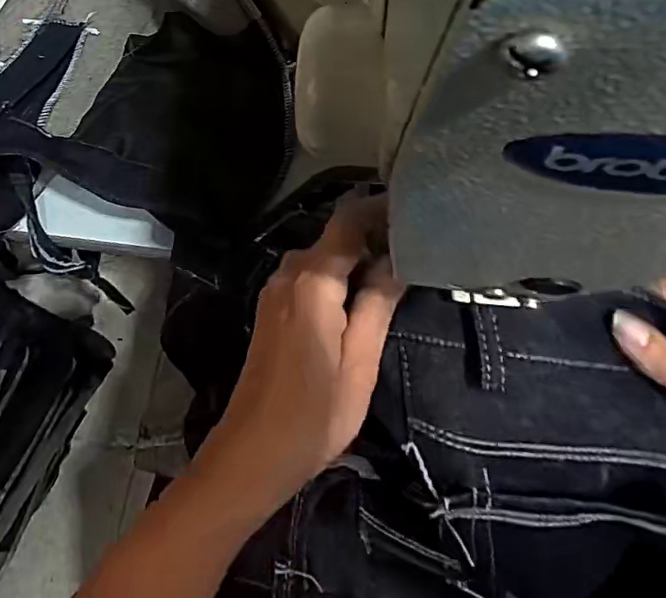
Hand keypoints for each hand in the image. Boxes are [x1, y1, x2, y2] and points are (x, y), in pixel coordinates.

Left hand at [186, 196, 405, 517]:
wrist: (250, 456)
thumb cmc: (313, 414)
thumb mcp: (360, 361)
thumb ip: (379, 302)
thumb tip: (398, 259)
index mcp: (313, 279)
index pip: (349, 219)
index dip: (381, 208)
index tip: (414, 210)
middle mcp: (289, 272)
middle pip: (335, 235)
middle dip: (374, 234)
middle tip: (415, 246)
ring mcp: (276, 289)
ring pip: (323, 254)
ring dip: (356, 256)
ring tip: (396, 269)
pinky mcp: (272, 308)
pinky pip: (310, 274)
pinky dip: (337, 274)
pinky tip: (360, 295)